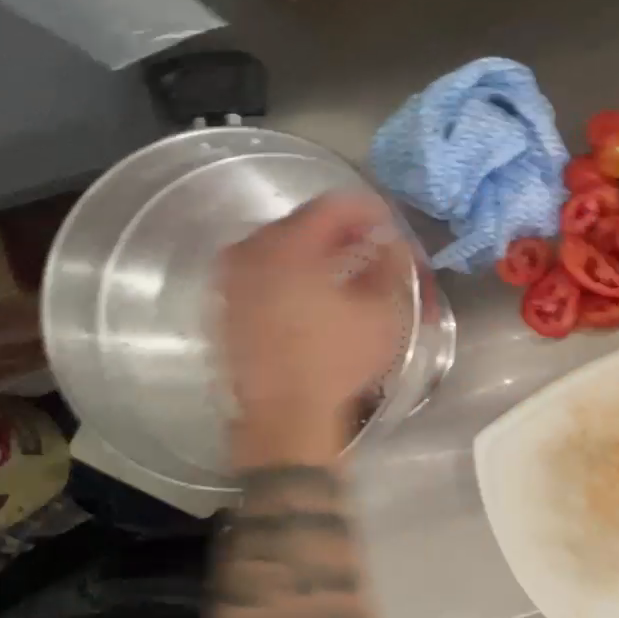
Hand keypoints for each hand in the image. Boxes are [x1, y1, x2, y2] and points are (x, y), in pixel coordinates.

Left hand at [217, 193, 407, 463]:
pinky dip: (295, 274)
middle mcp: (251, 251)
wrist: (284, 412)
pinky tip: (319, 295)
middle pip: (304, 224)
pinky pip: (266, 273)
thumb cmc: (338, 359)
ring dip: (318, 254)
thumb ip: (390, 266)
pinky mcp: (227, 304)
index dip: (369, 209)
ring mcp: (232, 278)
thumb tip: (391, 241)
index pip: (333, 206)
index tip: (391, 222)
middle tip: (374, 248)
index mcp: (290, 246)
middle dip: (343, 233)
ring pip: (282, 249)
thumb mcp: (383, 312)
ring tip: (349, 273)